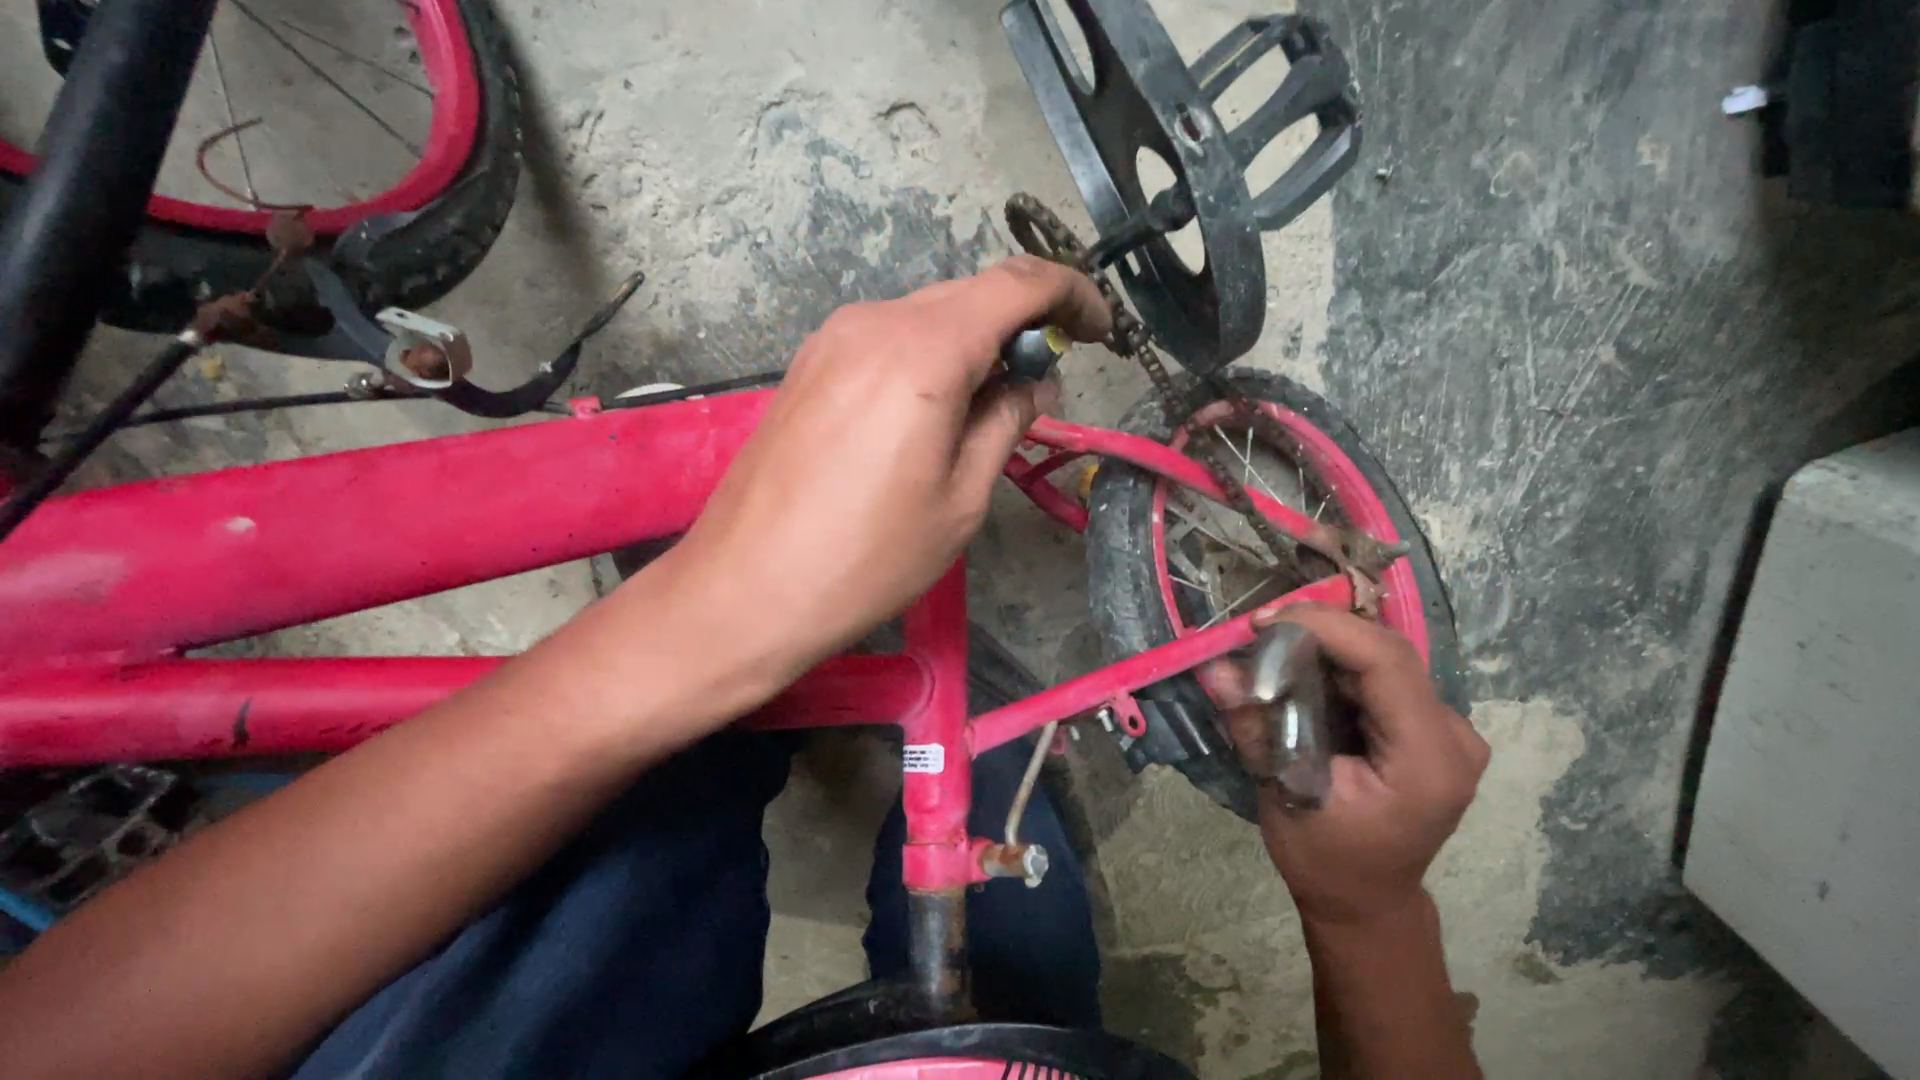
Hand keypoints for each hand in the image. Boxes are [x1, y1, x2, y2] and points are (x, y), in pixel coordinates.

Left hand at [656, 255, 1108, 688]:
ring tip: (989, 410)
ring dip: (974, 345)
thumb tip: (1033, 383)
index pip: (1018, 283)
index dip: (1072, 296)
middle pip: (971, 295)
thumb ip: (1006, 422)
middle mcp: (873, 322)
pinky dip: (929, 358)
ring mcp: (832, 340)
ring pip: (928, 317)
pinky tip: (934, 411)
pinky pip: (888, 340)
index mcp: (922, 350)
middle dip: (1023, 326)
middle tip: (1044, 386)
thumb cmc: (867, 559)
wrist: (745, 590)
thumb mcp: (961, 500)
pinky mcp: (809, 366)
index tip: (1098, 334)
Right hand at [1203, 604, 1488, 926]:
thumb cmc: (1325, 859)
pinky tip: (1301, 673)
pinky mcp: (1434, 731)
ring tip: (1272, 650)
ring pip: (1385, 661)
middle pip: (1388, 655)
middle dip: (1320, 633)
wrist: (1366, 902)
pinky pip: (1385, 679)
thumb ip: (1255, 726)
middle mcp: (1455, 738)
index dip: (1327, 627)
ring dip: (1327, 649)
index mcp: (1428, 760)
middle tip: (1260, 632)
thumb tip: (1216, 669)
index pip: (1386, 662)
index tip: (1264, 621)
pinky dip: (1339, 668)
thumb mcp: (1282, 793)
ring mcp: (1452, 733)